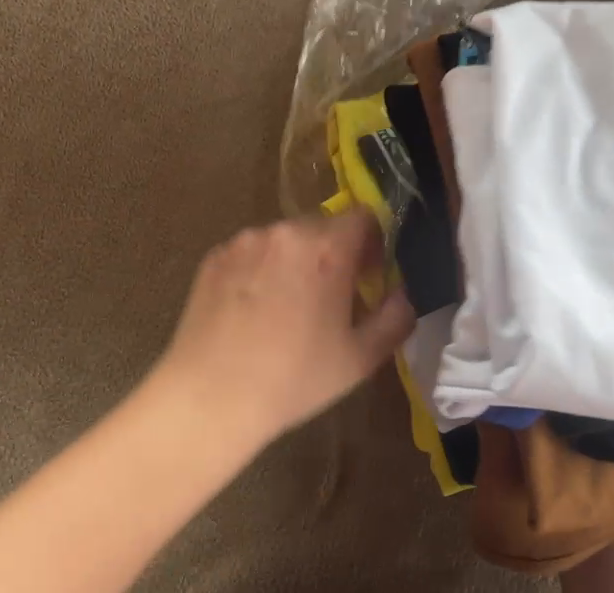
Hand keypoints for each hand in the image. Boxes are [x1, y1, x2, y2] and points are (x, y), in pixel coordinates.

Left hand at [153, 210, 415, 442]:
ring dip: (294, 260)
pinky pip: (249, 252)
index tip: (366, 276)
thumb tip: (403, 295)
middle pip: (322, 226)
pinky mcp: (214, 256)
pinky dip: (258, 270)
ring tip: (284, 307)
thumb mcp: (360, 359)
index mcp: (327, 249)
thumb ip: (395, 319)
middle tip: (328, 297)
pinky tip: (251, 312)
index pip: (362, 217)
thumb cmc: (293, 379)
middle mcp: (286, 232)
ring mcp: (244, 241)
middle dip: (332, 253)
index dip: (371, 243)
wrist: (210, 397)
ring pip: (283, 239)